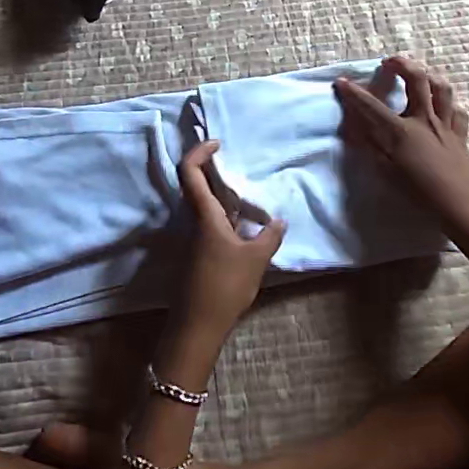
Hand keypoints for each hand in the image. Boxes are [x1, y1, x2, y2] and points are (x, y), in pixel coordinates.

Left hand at [176, 140, 284, 336]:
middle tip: (238, 165)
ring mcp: (195, 237)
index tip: (217, 143)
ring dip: (223, 194)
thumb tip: (279, 220)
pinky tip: (248, 224)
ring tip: (251, 195)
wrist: (198, 325)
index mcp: (204, 215)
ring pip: (205, 205)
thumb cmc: (224, 286)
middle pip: (195, 184)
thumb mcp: (255, 260)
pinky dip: (227, 215)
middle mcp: (195, 221)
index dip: (199, 152)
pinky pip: (211, 222)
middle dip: (214, 169)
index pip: (189, 172)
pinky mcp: (200, 252)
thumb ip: (269, 236)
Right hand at [334, 56, 468, 221]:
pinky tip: (444, 106)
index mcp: (402, 131)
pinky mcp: (460, 134)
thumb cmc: (419, 193)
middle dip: (402, 65)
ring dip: (429, 76)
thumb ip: (371, 146)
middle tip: (389, 62)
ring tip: (419, 74)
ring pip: (441, 88)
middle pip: (417, 80)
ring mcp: (445, 125)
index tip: (341, 81)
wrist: (461, 205)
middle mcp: (424, 120)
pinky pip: (458, 110)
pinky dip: (450, 104)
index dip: (354, 93)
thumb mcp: (387, 172)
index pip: (372, 106)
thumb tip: (355, 128)